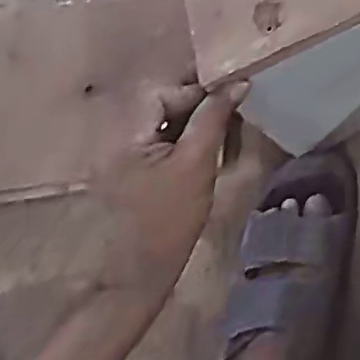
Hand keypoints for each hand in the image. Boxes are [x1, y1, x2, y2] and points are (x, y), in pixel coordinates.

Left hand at [96, 76, 249, 297]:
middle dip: (199, 99)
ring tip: (227, 120)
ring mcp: (128, 152)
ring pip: (168, 118)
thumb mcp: (197, 163)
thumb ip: (214, 117)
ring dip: (197, 116)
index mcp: (127, 131)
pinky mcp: (138, 167)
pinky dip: (189, 134)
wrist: (142, 277)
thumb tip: (238, 82)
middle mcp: (121, 134)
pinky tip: (212, 141)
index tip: (230, 90)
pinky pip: (166, 136)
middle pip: (165, 101)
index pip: (164, 90)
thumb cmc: (169, 220)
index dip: (197, 87)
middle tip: (233, 103)